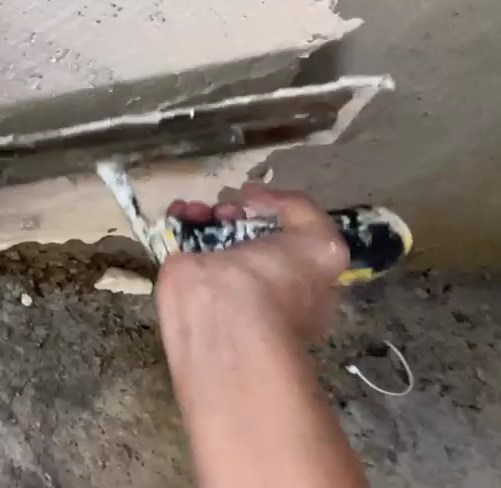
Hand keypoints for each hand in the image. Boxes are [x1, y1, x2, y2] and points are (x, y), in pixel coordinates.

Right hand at [157, 184, 348, 343]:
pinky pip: (182, 233)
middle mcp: (259, 277)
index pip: (286, 240)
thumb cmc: (280, 282)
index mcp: (298, 279)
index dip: (273, 215)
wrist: (222, 307)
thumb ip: (301, 211)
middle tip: (229, 210)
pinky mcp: (184, 267)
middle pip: (246, 231)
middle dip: (237, 212)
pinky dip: (179, 216)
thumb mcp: (321, 245)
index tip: (257, 204)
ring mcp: (218, 273)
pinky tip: (180, 210)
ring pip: (212, 230)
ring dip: (205, 211)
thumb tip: (255, 195)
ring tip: (199, 208)